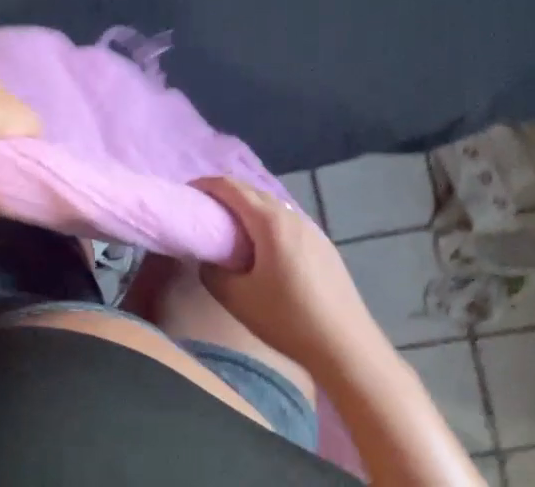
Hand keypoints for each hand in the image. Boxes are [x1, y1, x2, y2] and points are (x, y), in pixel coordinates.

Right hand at [194, 177, 385, 370]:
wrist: (348, 349)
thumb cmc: (288, 320)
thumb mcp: (236, 298)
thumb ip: (211, 271)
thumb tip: (208, 259)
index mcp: (270, 222)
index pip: (230, 187)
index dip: (204, 185)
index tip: (186, 194)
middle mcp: (293, 217)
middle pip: (252, 191)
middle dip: (224, 194)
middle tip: (203, 212)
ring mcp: (313, 230)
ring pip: (273, 206)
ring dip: (247, 208)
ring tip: (230, 230)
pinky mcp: (325, 248)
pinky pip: (288, 222)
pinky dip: (267, 223)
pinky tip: (264, 249)